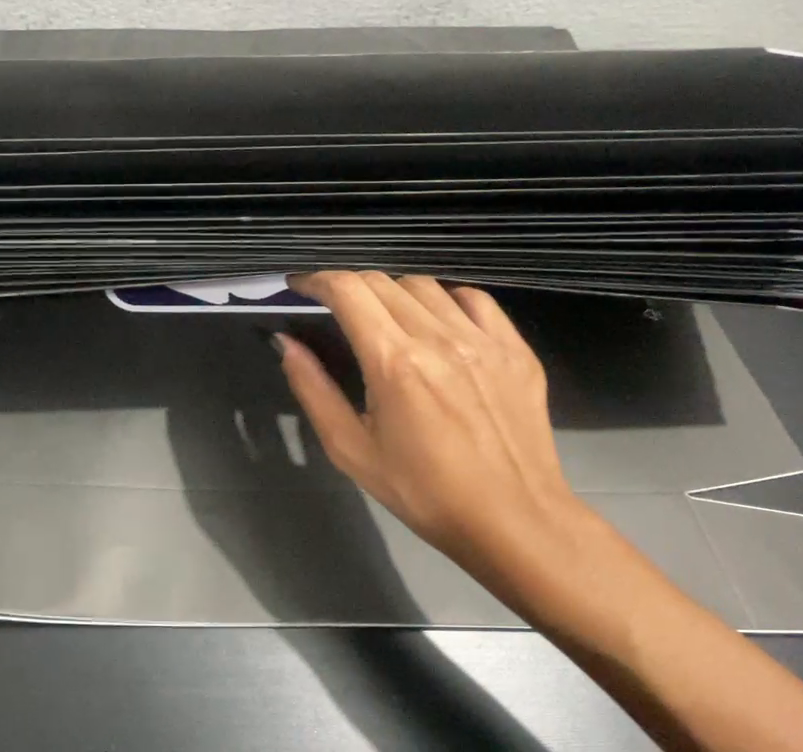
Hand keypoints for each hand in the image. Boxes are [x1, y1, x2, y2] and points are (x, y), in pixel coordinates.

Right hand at [275, 271, 587, 578]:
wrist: (515, 522)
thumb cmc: (424, 492)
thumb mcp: (351, 450)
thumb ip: (313, 389)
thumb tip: (287, 343)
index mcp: (394, 362)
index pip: (347, 290)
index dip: (316, 280)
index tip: (300, 287)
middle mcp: (438, 338)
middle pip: (381, 282)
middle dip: (349, 286)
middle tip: (336, 308)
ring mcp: (483, 340)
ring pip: (425, 286)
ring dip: (393, 293)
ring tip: (386, 319)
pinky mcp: (515, 350)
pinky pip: (474, 300)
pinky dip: (445, 300)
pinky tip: (436, 323)